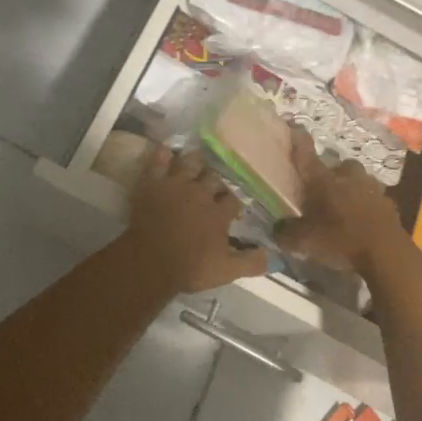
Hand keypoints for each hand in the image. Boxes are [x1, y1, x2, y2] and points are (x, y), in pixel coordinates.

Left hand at [121, 147, 269, 292]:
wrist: (150, 261)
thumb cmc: (189, 268)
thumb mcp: (226, 271)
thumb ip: (251, 263)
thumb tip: (272, 256)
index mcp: (219, 213)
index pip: (234, 199)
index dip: (235, 201)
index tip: (234, 205)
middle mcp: (200, 193)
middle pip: (214, 177)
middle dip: (216, 179)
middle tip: (215, 182)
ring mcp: (176, 184)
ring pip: (190, 163)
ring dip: (195, 161)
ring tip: (197, 159)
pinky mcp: (153, 183)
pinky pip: (158, 161)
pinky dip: (163, 154)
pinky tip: (166, 149)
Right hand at [275, 129, 410, 273]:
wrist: (387, 254)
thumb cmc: (340, 241)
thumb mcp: (304, 242)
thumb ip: (287, 234)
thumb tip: (278, 230)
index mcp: (323, 181)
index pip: (306, 154)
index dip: (299, 139)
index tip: (293, 124)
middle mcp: (347, 177)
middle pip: (339, 165)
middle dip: (332, 172)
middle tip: (324, 189)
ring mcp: (372, 189)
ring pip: (359, 180)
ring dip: (352, 188)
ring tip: (345, 206)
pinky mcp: (389, 205)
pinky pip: (374, 200)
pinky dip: (367, 206)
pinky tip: (363, 222)